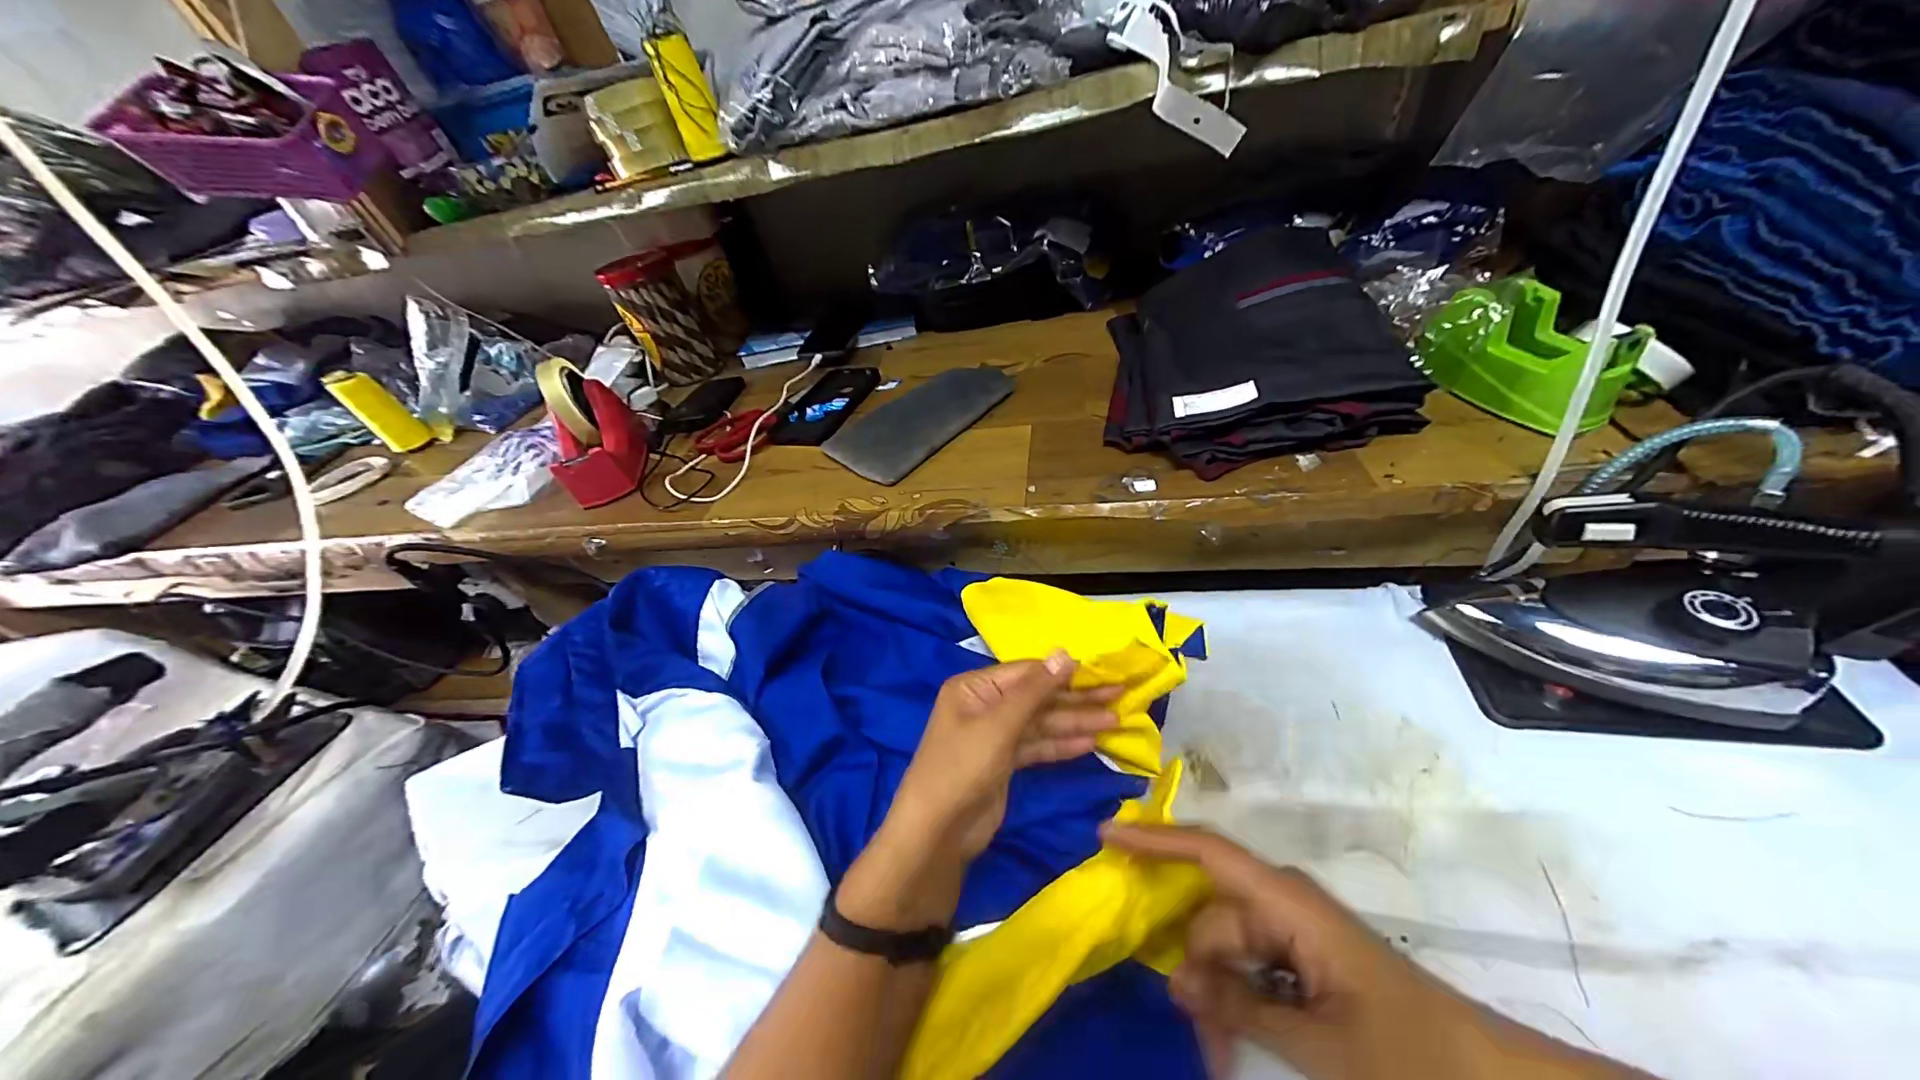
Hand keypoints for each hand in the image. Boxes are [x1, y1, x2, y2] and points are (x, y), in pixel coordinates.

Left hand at [838, 653, 1118, 929]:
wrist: (937, 831)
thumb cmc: (962, 767)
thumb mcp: (999, 724)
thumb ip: (1036, 690)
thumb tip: (1066, 653)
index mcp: (974, 688)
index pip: (1027, 673)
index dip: (1064, 673)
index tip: (1103, 673)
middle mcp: (984, 706)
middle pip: (1037, 697)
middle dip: (1076, 698)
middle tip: (1120, 696)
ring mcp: (994, 736)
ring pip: (1041, 723)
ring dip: (1075, 722)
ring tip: (1115, 720)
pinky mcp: (1003, 763)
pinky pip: (1037, 747)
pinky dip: (1062, 744)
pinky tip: (1091, 742)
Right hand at [1101, 825, 1451, 1079]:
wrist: (1485, 1077)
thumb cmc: (1407, 1051)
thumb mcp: (1316, 1042)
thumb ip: (1239, 1004)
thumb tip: (1175, 978)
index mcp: (1286, 902)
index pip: (1207, 853)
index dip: (1153, 839)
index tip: (1103, 835)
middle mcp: (1281, 903)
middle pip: (1209, 919)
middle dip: (1196, 972)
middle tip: (1204, 1036)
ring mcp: (1290, 929)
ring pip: (1224, 950)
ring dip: (1217, 999)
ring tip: (1224, 1054)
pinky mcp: (1299, 956)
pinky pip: (1247, 968)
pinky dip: (1236, 1002)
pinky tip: (1237, 1042)